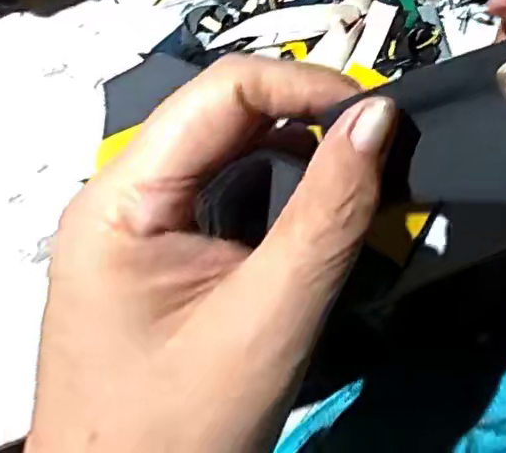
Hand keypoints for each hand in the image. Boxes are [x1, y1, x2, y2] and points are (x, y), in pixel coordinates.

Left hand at [30, 56, 394, 452]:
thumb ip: (332, 208)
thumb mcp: (273, 313)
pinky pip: (240, 169)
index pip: (226, 89)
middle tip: (376, 139)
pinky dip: (295, 166)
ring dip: (308, 136)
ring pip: (240, 132)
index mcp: (123, 199)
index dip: (307, 86)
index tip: (374, 118)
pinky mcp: (172, 234)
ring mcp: (147, 212)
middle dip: (312, 108)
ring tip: (360, 163)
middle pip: (231, 104)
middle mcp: (127, 190)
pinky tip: (325, 194)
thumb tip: (382, 113)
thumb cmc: (183, 427)